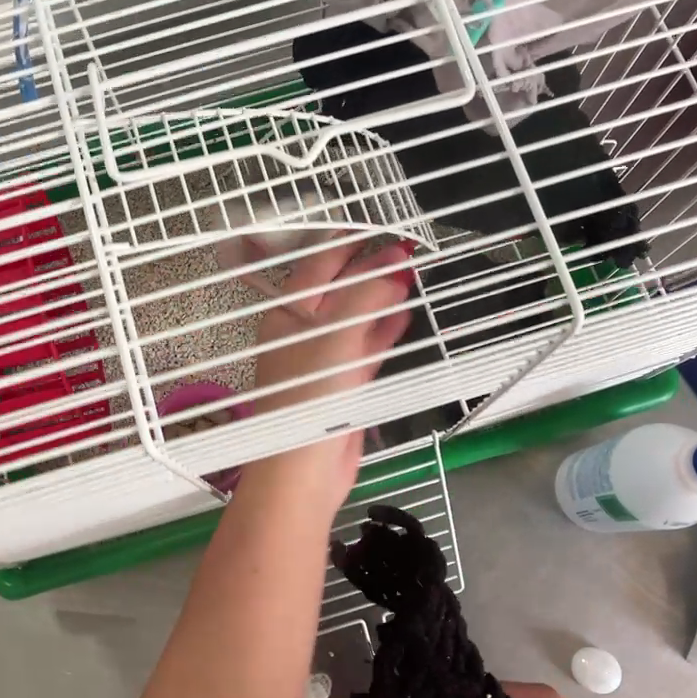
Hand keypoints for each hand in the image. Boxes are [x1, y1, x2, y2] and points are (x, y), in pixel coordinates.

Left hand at [241, 237, 414, 497]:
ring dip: (381, 298)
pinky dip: (384, 330)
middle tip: (404, 251)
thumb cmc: (309, 395)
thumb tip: (394, 270)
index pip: (316, 267)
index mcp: (285, 315)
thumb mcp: (335, 335)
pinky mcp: (342, 386)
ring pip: (355, 318)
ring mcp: (322, 360)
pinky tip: (405, 314)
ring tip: (411, 276)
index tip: (373, 229)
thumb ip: (365, 298)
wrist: (304, 468)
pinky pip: (366, 348)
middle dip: (370, 270)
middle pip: (338, 291)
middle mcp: (300, 334)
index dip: (345, 246)